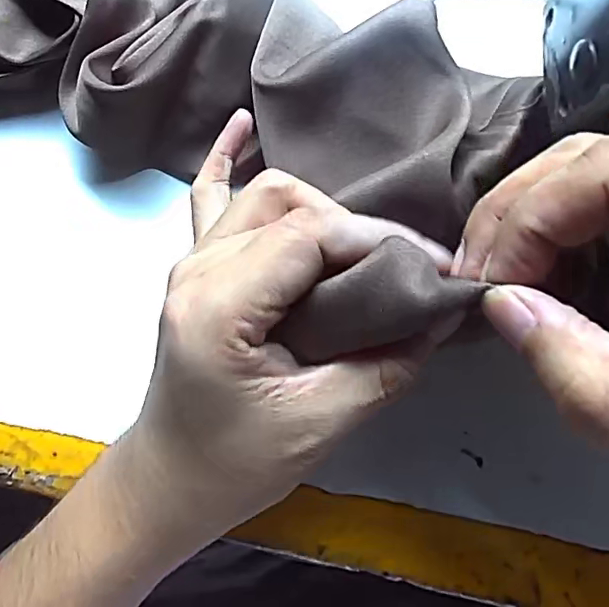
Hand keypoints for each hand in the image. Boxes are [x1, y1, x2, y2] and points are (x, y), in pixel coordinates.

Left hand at [114, 109, 442, 551]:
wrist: (166, 484)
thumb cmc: (233, 465)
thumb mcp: (320, 425)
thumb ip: (387, 365)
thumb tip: (441, 314)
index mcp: (219, 304)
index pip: (311, 235)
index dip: (377, 239)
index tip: (428, 263)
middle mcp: (199, 265)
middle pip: (290, 202)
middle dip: (355, 226)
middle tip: (397, 265)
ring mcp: (192, 258)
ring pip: (266, 193)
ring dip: (319, 206)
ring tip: (357, 240)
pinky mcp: (196, 262)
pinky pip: (209, 194)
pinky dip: (227, 157)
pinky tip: (242, 124)